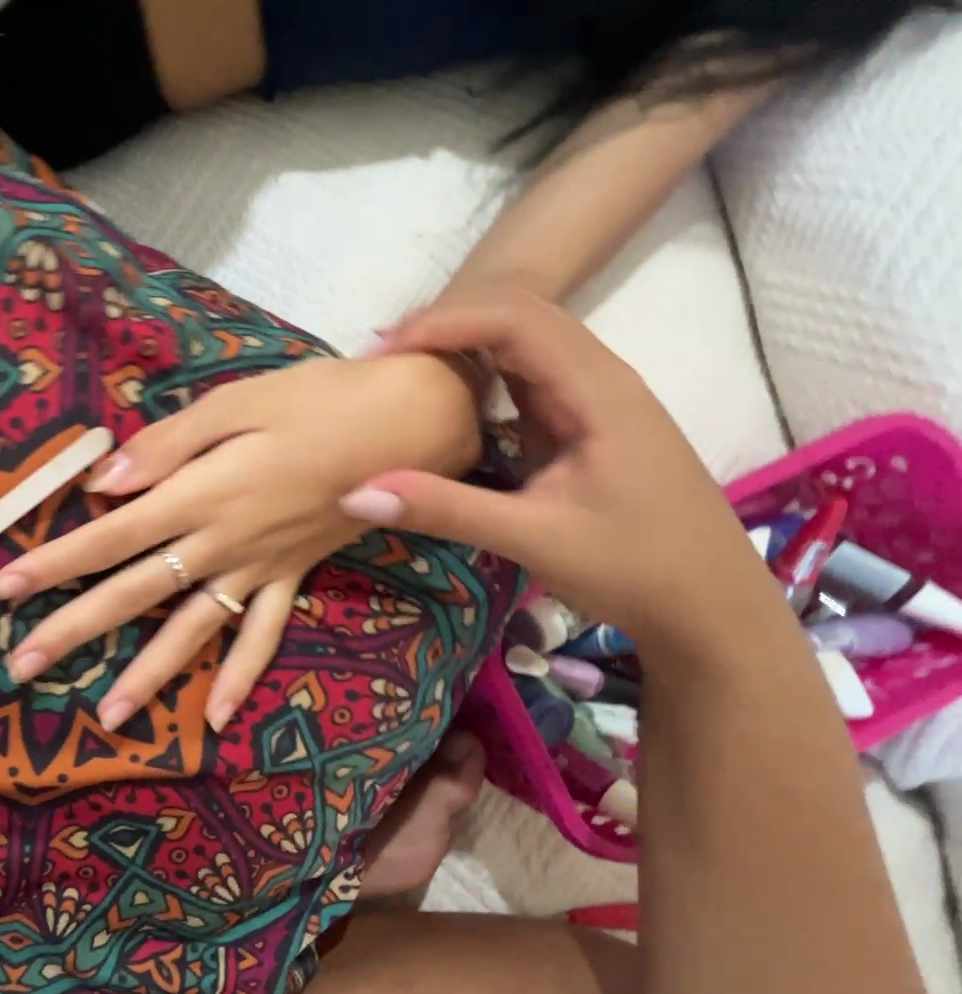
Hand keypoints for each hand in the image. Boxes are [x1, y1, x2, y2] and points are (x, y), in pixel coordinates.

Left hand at [0, 351, 483, 731]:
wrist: (416, 420)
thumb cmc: (320, 399)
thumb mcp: (237, 402)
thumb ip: (166, 444)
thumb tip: (102, 484)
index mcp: (201, 496)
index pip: (110, 538)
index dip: (54, 563)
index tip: (3, 588)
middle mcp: (223, 545)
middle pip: (134, 593)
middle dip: (74, 630)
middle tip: (22, 667)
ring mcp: (259, 570)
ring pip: (192, 630)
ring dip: (147, 675)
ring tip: (105, 717)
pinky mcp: (293, 577)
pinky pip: (263, 636)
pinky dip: (240, 675)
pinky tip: (216, 716)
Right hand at [341, 289, 784, 651]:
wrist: (710, 608)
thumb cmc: (635, 568)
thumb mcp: (533, 538)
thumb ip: (444, 509)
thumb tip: (351, 492)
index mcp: (598, 392)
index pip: (515, 320)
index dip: (444, 323)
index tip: (382, 352)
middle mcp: (598, 380)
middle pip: (518, 316)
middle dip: (446, 323)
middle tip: (378, 355)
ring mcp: (592, 401)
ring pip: (522, 343)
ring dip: (460, 345)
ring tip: (397, 368)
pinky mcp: (581, 425)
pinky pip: (523, 378)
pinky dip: (476, 375)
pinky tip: (441, 398)